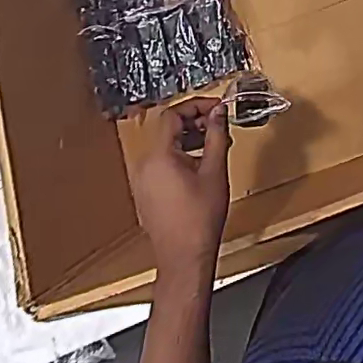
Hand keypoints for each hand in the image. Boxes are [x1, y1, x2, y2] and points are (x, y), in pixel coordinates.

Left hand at [130, 97, 231, 277]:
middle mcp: (145, 165)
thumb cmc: (201, 215)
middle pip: (168, 128)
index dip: (196, 105)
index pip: (172, 115)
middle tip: (219, 123)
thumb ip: (216, 134)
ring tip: (215, 143)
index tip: (217, 107)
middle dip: (195, 121)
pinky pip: (162, 161)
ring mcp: (143, 180)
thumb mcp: (214, 169)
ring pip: (166, 145)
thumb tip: (219, 111)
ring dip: (190, 137)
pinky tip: (202, 163)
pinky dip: (181, 153)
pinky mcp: (147, 191)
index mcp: (159, 156)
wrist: (184, 256)